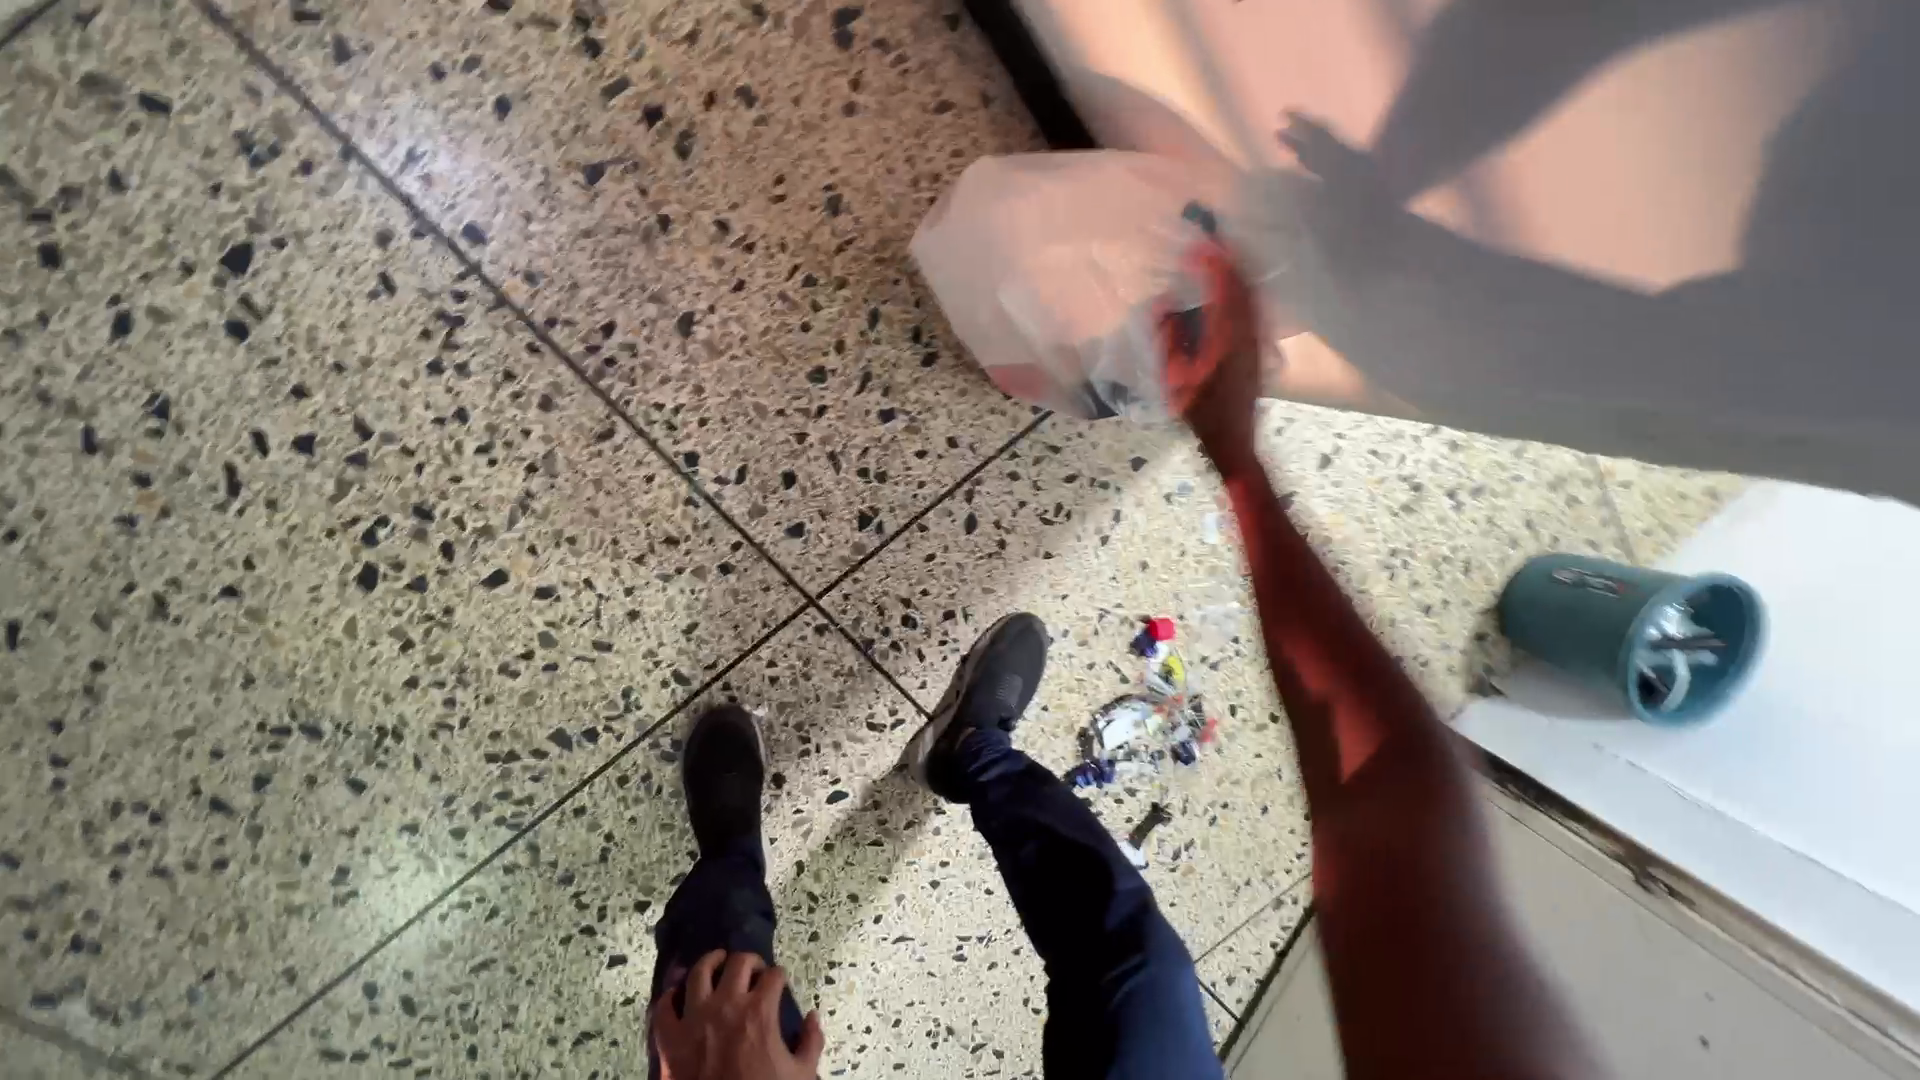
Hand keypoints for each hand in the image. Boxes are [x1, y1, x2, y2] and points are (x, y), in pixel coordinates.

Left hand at [654, 950, 824, 1079]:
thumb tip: (813, 1016)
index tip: (779, 982)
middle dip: (751, 962)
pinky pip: (663, 1008)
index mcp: (759, 1011)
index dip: (779, 976)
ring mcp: (693, 1020)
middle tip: (753, 971)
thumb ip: (811, 1042)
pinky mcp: (669, 1040)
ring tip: (717, 962)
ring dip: (711, 963)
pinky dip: (669, 999)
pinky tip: (677, 996)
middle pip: (739, 963)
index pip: (774, 975)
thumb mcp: (801, 1075)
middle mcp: (726, 1005)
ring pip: (699, 972)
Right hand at [1160, 236, 1263, 478]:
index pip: (1222, 290)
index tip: (1197, 245)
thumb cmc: (1199, 413)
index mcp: (1225, 339)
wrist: (1233, 439)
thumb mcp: (1174, 379)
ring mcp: (1258, 340)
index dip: (1211, 264)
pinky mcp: (1261, 348)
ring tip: (1225, 253)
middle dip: (1230, 258)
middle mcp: (1248, 334)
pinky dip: (1247, 289)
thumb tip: (1162, 305)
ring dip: (1240, 271)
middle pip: (1245, 285)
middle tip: (1214, 237)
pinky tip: (1237, 286)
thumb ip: (1168, 340)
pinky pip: (1257, 307)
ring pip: (1255, 294)